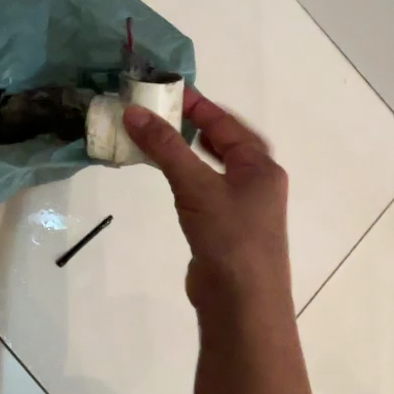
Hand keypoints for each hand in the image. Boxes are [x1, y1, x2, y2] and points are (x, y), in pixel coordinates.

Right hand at [124, 89, 289, 307]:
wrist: (242, 303)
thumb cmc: (229, 237)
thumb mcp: (195, 185)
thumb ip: (165, 147)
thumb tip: (134, 111)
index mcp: (260, 166)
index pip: (225, 123)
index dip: (195, 103)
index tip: (162, 89)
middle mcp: (256, 182)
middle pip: (223, 141)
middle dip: (192, 123)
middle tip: (155, 110)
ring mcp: (242, 207)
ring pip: (212, 165)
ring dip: (186, 148)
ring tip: (156, 137)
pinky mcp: (225, 227)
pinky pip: (203, 187)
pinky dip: (185, 173)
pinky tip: (167, 177)